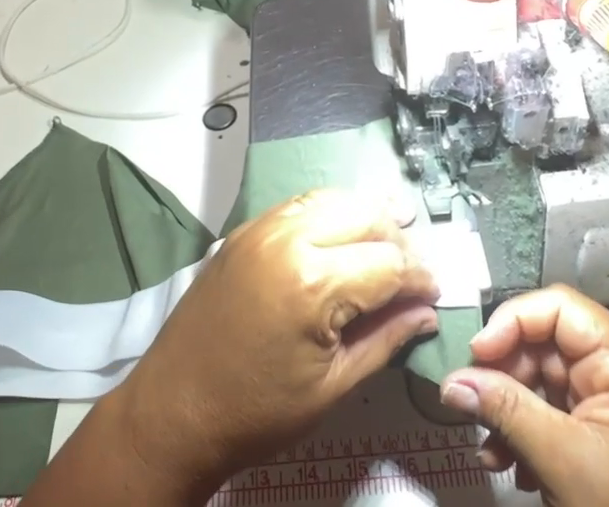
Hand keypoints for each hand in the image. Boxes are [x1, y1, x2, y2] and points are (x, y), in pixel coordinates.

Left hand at [39, 189, 440, 503]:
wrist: (173, 411)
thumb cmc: (256, 411)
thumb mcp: (332, 387)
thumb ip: (385, 340)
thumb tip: (426, 312)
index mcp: (313, 282)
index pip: (389, 262)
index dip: (420, 277)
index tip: (435, 294)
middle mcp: (288, 239)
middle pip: (364, 214)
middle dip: (398, 238)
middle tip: (414, 270)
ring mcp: (261, 228)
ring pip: (332, 198)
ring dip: (366, 214)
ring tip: (392, 234)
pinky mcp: (244, 231)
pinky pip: (299, 205)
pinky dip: (331, 210)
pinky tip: (345, 230)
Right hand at [439, 285, 608, 506]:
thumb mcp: (564, 459)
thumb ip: (506, 411)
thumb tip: (450, 382)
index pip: (559, 309)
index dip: (511, 322)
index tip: (474, 356)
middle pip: (546, 347)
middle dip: (505, 379)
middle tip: (470, 411)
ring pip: (544, 385)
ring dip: (510, 415)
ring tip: (490, 455)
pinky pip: (557, 417)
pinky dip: (528, 437)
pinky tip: (512, 469)